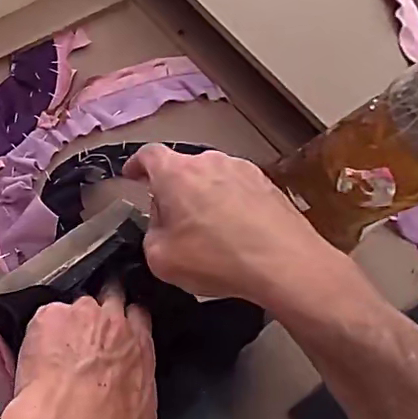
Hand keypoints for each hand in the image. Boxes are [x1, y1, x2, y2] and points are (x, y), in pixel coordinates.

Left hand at [6, 286, 156, 418]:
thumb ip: (140, 391)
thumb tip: (132, 394)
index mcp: (140, 349)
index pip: (139, 315)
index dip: (127, 319)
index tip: (117, 330)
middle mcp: (114, 323)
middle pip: (112, 295)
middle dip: (101, 307)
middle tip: (85, 329)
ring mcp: (81, 315)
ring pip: (75, 306)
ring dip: (67, 322)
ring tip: (52, 349)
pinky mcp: (49, 317)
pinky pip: (45, 317)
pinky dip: (40, 333)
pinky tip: (33, 356)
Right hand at [124, 144, 359, 311]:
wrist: (284, 263)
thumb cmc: (219, 258)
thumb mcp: (160, 258)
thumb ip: (151, 234)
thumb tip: (161, 223)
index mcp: (176, 173)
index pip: (148, 155)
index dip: (137, 165)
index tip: (132, 174)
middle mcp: (209, 161)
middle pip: (182, 168)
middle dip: (174, 191)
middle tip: (173, 221)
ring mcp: (242, 169)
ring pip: (212, 178)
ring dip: (205, 198)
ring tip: (209, 232)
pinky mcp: (267, 183)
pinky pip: (238, 190)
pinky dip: (231, 206)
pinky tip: (236, 233)